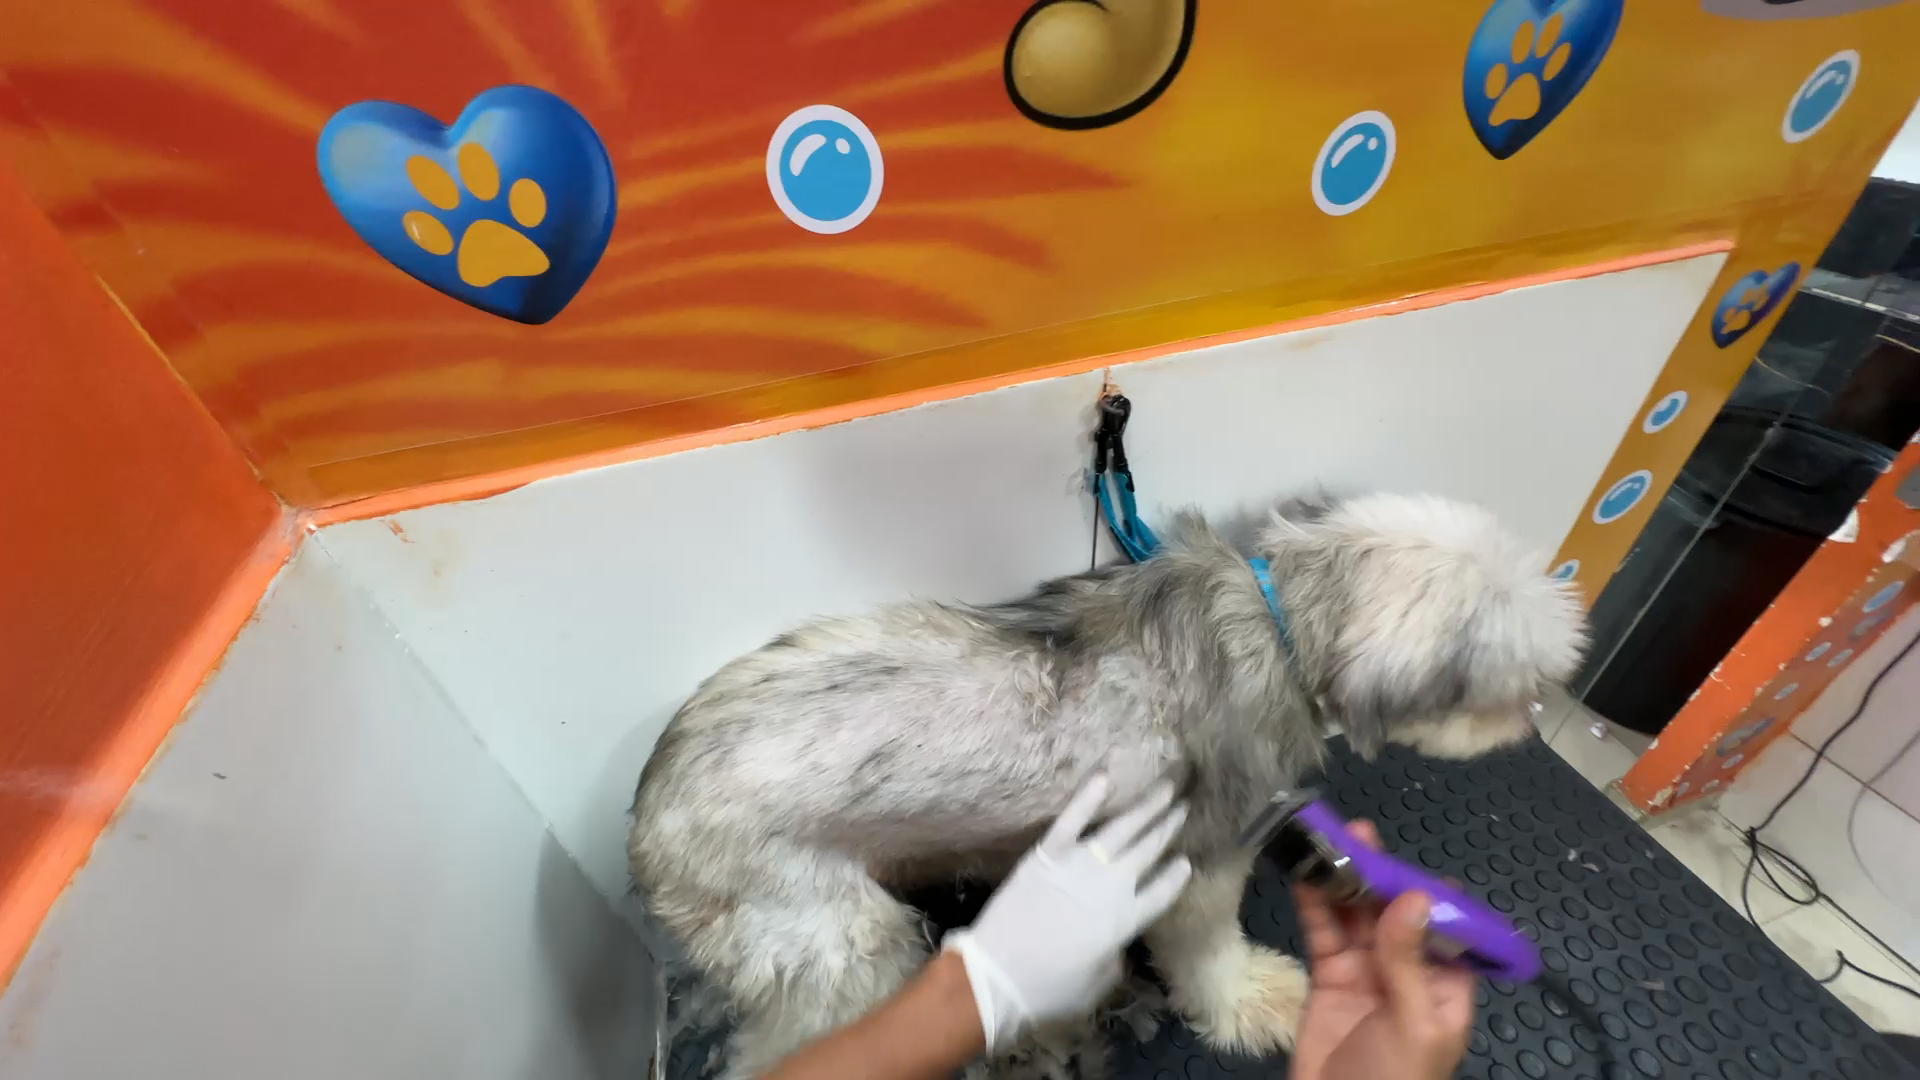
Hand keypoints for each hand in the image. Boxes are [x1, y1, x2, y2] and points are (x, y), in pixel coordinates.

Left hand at [943, 774, 1192, 1050]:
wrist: (1000, 975)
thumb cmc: (1048, 988)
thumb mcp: (1096, 984)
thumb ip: (1115, 957)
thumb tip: (1117, 940)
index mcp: (1125, 922)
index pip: (1161, 893)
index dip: (1175, 877)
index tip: (1186, 861)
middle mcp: (1110, 887)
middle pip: (1147, 851)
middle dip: (1167, 828)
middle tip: (1183, 807)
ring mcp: (1079, 865)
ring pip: (1122, 829)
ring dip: (1146, 807)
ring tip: (1165, 789)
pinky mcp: (1048, 853)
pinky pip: (1071, 819)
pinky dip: (1088, 797)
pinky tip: (1104, 776)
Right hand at [1289, 821, 1475, 1079]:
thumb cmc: (1392, 1078)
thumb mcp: (1413, 1025)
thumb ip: (1409, 961)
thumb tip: (1415, 897)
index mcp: (1443, 990)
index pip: (1446, 934)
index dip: (1431, 897)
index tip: (1410, 862)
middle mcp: (1405, 973)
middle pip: (1393, 915)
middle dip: (1378, 876)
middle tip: (1359, 834)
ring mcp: (1364, 970)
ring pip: (1354, 914)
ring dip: (1342, 880)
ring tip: (1328, 841)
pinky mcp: (1326, 971)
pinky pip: (1321, 928)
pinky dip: (1312, 901)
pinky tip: (1303, 874)